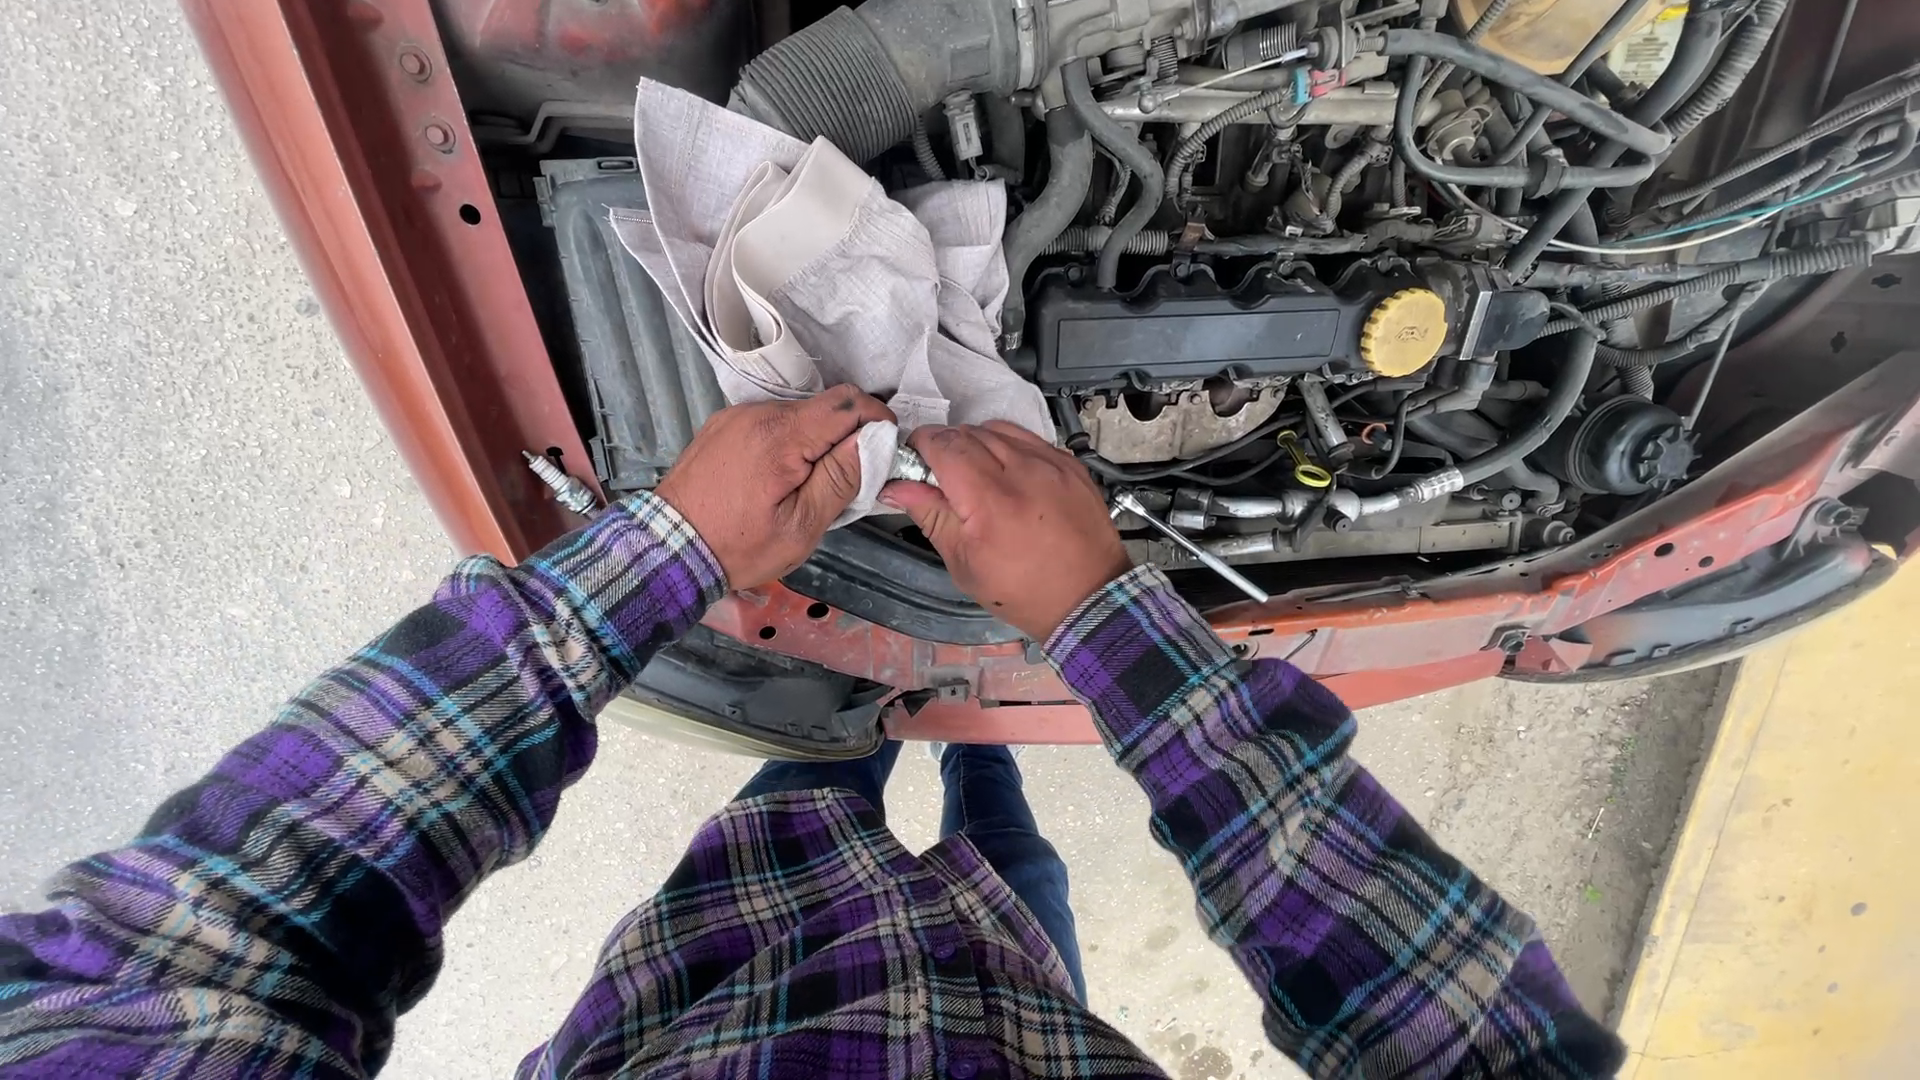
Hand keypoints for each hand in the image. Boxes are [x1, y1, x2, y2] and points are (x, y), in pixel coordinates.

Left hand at [656, 386, 893, 588]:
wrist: (669, 551)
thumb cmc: (738, 546)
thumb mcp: (802, 525)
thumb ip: (840, 478)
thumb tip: (874, 441)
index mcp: (781, 435)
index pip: (847, 403)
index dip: (876, 420)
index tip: (886, 447)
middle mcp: (757, 413)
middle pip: (824, 407)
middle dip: (847, 435)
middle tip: (850, 477)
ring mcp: (736, 416)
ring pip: (798, 415)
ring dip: (817, 441)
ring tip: (811, 484)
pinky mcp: (723, 426)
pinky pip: (771, 423)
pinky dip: (789, 442)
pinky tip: (781, 477)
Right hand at [880, 422, 1131, 639]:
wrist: (1088, 599)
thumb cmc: (1024, 592)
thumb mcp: (964, 563)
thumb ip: (930, 515)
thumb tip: (898, 487)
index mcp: (990, 499)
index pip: (944, 444)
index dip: (922, 444)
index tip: (915, 457)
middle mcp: (1023, 471)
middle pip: (968, 432)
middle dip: (946, 445)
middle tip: (939, 473)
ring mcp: (1051, 464)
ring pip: (998, 429)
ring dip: (976, 442)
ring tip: (974, 473)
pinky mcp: (1070, 465)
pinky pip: (1029, 439)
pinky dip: (1008, 447)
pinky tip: (1005, 472)